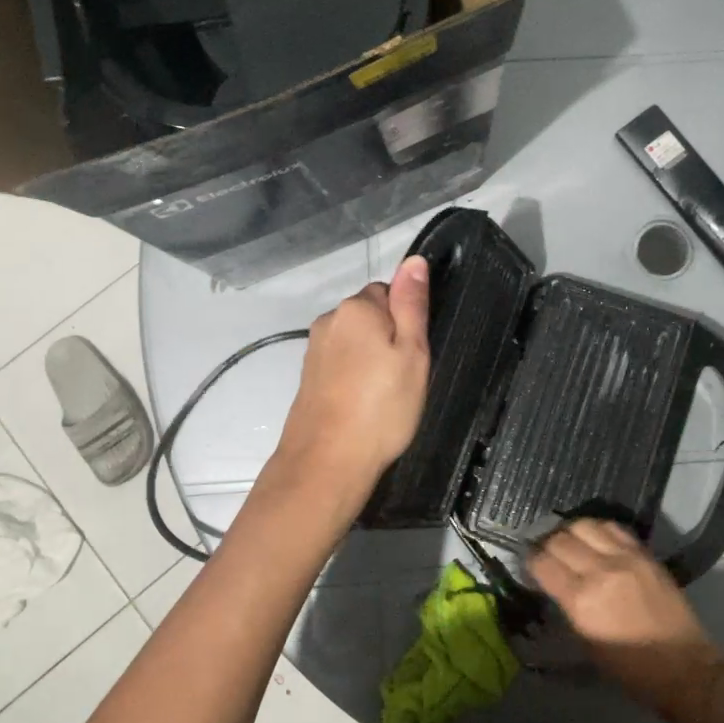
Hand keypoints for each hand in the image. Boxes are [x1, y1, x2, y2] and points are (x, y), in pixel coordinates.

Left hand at [275, 255, 431, 490]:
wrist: (327, 462)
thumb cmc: (381, 408)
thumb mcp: (412, 353)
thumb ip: (412, 304)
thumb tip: (413, 260)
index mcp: (356, 308)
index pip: (390, 292)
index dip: (407, 320)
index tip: (415, 353)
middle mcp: (329, 320)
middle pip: (370, 315)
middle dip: (388, 338)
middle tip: (405, 377)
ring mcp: (314, 350)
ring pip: (355, 341)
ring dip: (371, 359)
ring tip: (385, 395)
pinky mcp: (308, 376)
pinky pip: (341, 363)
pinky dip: (354, 377)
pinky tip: (363, 404)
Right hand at [529, 520, 723, 710]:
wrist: (682, 666)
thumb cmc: (629, 669)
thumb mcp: (585, 643)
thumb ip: (566, 606)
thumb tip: (551, 582)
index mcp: (581, 601)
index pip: (543, 562)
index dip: (531, 561)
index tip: (531, 565)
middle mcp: (600, 571)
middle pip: (560, 539)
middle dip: (548, 544)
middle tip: (548, 554)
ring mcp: (625, 558)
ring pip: (585, 525)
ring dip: (572, 532)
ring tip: (572, 542)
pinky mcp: (645, 553)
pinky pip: (614, 528)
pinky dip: (599, 530)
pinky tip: (597, 541)